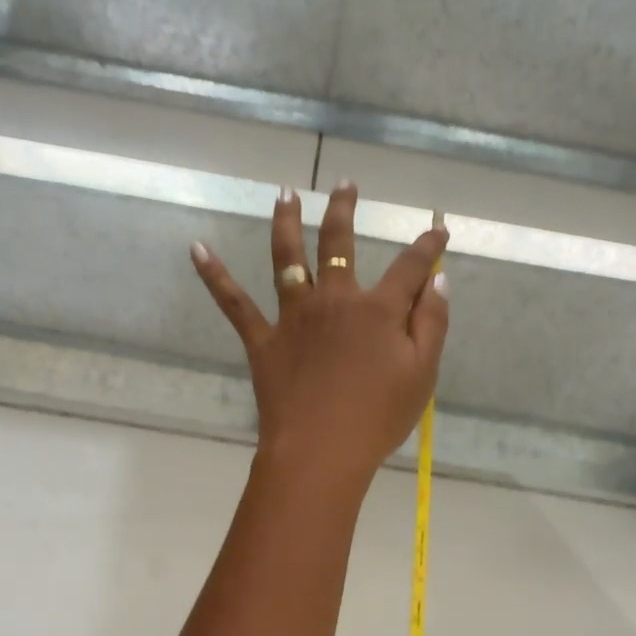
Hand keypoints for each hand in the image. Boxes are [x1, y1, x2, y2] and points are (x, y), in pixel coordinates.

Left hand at [191, 181, 449, 487]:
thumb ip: (432, 323)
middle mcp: (334, 299)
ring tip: (285, 193)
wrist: (320, 451)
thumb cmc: (378, 418)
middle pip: (338, 243)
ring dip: (285, 221)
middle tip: (344, 184)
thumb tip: (438, 280)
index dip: (428, 246)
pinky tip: (196, 248)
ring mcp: (293, 316)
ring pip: (287, 258)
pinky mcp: (262, 339)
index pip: (410, 266)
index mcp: (378, 309)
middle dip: (343, 209)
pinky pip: (233, 302)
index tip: (438, 229)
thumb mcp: (422, 374)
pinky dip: (213, 274)